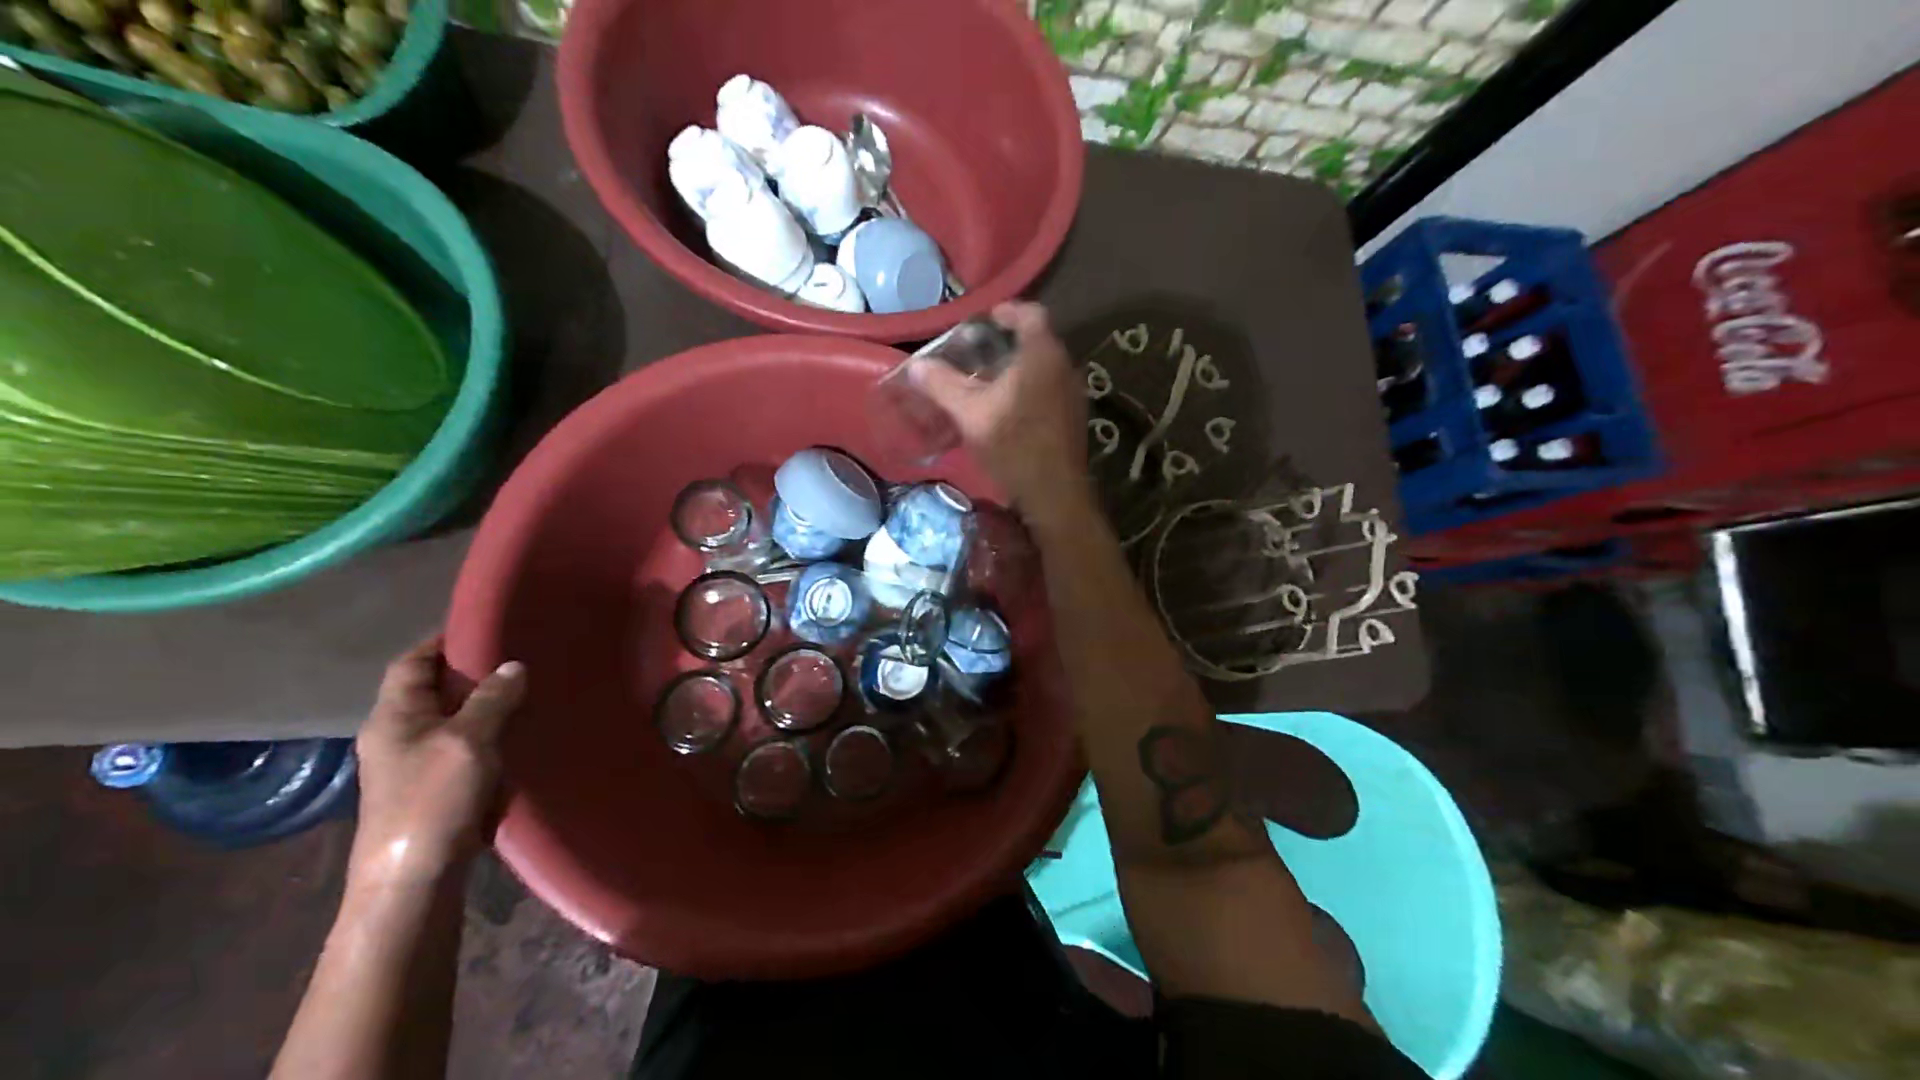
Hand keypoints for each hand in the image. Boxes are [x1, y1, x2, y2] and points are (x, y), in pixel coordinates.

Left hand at [348, 638, 525, 893]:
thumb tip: (514, 666)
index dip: (441, 641)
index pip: (410, 663)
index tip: (483, 627)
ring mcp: (411, 764)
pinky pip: (459, 745)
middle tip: (517, 657)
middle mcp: (396, 734)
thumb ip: (492, 699)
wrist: (413, 878)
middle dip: (470, 672)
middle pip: (430, 689)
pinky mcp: (431, 787)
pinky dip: (486, 733)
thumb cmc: (432, 800)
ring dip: (482, 704)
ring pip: (448, 718)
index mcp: (393, 716)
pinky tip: (516, 734)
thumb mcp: (468, 740)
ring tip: (525, 691)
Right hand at [909, 302, 1087, 514]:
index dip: (1006, 310)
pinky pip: (1047, 390)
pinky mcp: (1072, 418)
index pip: (1030, 313)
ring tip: (984, 383)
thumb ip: (942, 385)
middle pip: (1035, 341)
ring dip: (1014, 370)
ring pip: (1041, 369)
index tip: (985, 319)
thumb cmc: (1014, 445)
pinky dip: (1025, 390)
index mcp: (1042, 355)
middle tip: (975, 353)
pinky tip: (1003, 410)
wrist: (1054, 493)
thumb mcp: (970, 413)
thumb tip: (915, 366)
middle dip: (1004, 344)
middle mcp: (1064, 367)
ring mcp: (1072, 394)